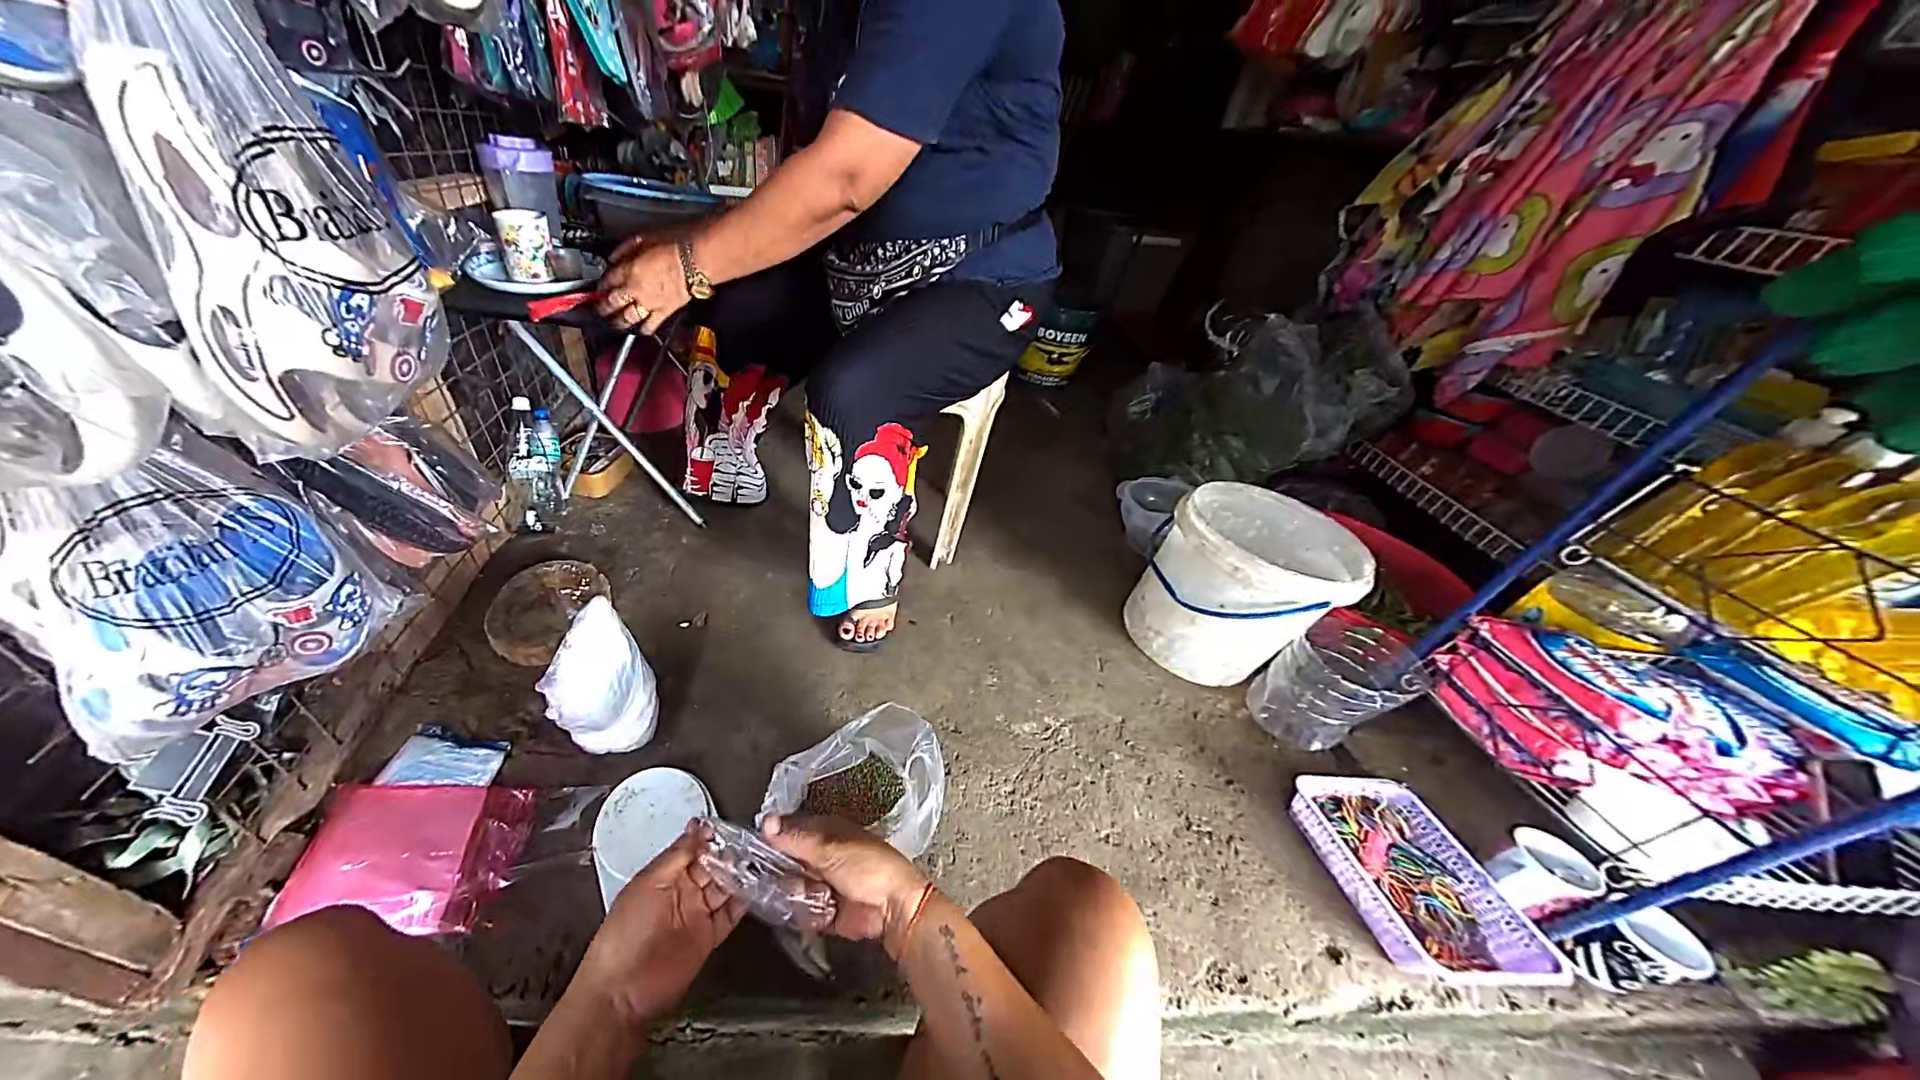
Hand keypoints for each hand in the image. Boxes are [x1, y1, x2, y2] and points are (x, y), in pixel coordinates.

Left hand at [569, 823, 745, 1026]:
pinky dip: (744, 903)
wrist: (622, 992)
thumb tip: (697, 827)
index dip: (711, 838)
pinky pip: (731, 915)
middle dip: (730, 855)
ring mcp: (697, 915)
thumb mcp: (648, 884)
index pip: (693, 849)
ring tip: (758, 863)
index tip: (728, 828)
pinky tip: (756, 890)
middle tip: (749, 845)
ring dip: (740, 876)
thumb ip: (677, 855)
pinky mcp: (709, 937)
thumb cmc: (625, 935)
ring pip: (725, 888)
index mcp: (665, 877)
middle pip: (713, 867)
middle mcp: (683, 893)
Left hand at [596, 237, 692, 334]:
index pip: (608, 281)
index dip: (601, 285)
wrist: (696, 261)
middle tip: (599, 308)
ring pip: (628, 317)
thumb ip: (625, 249)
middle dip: (603, 306)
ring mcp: (650, 303)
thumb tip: (614, 258)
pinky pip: (651, 325)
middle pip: (613, 302)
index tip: (599, 287)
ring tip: (614, 323)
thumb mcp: (643, 238)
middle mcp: (636, 290)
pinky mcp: (665, 312)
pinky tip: (640, 330)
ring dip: (618, 321)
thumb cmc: (675, 246)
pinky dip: (644, 329)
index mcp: (629, 270)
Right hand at [763, 814, 929, 957]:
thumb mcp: (829, 849)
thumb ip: (796, 838)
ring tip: (814, 893)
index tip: (754, 851)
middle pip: (786, 863)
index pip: (790, 832)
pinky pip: (800, 911)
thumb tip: (767, 822)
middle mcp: (821, 856)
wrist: (893, 907)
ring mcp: (822, 883)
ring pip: (790, 888)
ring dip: (796, 893)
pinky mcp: (823, 909)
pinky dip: (804, 913)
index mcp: (826, 832)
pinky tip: (815, 909)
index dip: (772, 840)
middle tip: (791, 876)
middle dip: (783, 873)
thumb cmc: (869, 868)